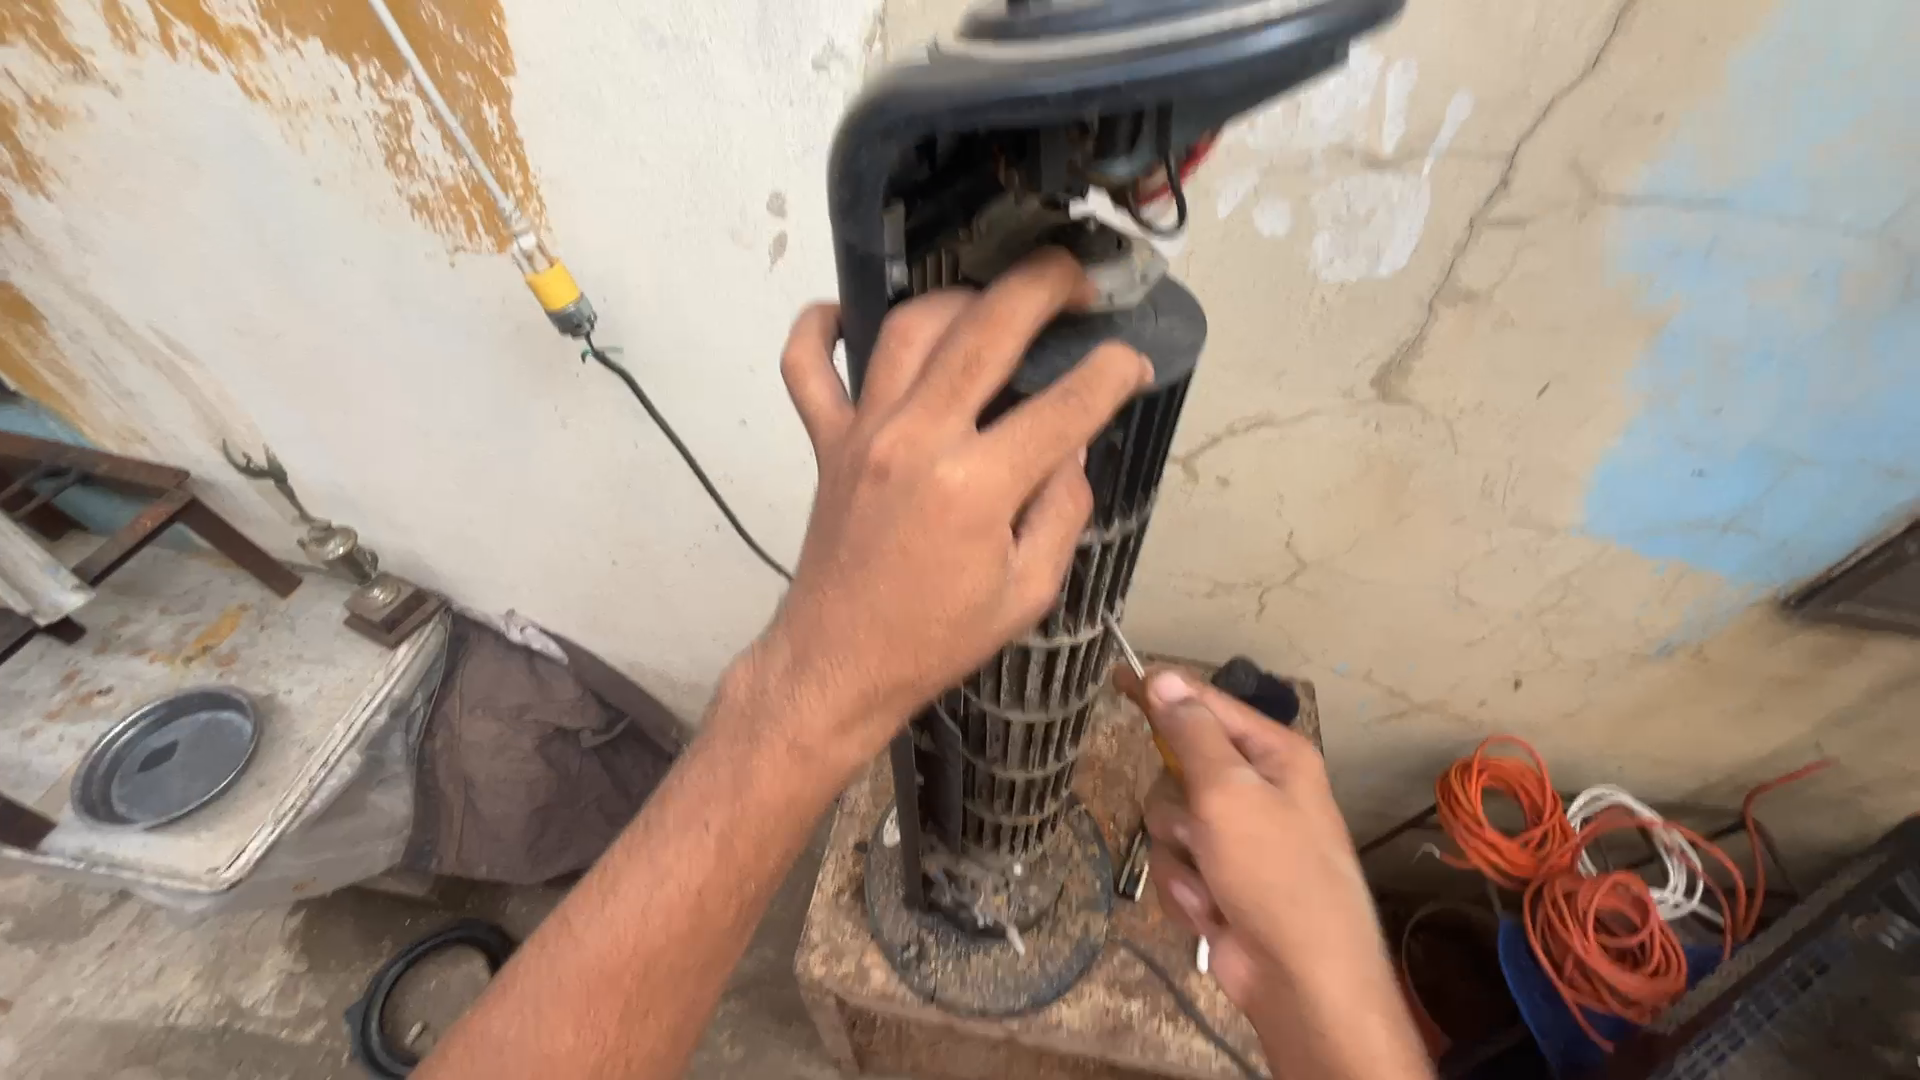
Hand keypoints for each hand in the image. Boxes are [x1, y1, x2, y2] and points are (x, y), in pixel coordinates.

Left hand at [758, 248, 1152, 766]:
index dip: (1113, 373)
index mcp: (977, 486)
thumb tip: (1069, 444)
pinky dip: (818, 330)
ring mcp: (862, 433)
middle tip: (1079, 278)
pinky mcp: (825, 442)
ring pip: (909, 329)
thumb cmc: (938, 638)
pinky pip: (806, 368)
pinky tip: (845, 315)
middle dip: (1045, 285)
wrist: (840, 663)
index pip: (1066, 404)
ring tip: (995, 301)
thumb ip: (1063, 508)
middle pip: (987, 329)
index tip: (1133, 362)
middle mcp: (917, 439)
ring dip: (959, 299)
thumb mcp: (1029, 591)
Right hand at [1142, 670, 1432, 1079]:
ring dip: (1180, 852)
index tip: (1119, 676)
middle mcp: (1255, 789)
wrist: (1301, 982)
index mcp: (1273, 756)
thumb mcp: (1229, 791)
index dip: (1162, 692)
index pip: (1206, 705)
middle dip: (1178, 803)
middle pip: (1178, 766)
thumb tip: (1163, 677)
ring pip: (1166, 817)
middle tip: (1199, 826)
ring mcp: (1234, 837)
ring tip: (1211, 880)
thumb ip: (1191, 732)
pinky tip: (1212, 909)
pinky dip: (1185, 885)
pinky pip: (1172, 860)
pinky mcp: (1216, 876)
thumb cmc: (1274, 872)